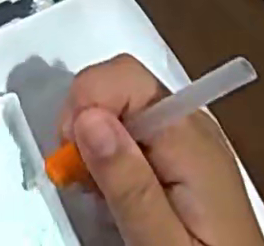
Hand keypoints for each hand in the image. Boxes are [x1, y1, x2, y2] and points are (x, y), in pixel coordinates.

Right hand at [58, 55, 263, 245]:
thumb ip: (130, 186)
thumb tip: (88, 116)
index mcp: (191, 140)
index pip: (126, 76)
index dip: (88, 99)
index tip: (70, 153)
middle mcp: (192, 126)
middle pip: (122, 83)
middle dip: (85, 115)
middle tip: (75, 172)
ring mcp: (190, 140)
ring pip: (122, 102)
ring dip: (92, 134)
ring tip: (93, 187)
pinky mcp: (183, 158)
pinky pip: (133, 126)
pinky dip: (108, 147)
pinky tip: (110, 187)